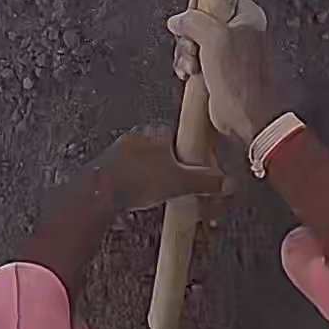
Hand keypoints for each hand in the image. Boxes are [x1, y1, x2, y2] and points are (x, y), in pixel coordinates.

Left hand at [91, 125, 226, 211]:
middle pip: (161, 148)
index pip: (179, 136)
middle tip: (177, 184)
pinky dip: (136, 183)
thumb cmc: (137, 180)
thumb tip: (227, 182)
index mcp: (156, 132)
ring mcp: (121, 150)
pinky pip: (128, 172)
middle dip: (171, 166)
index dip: (188, 152)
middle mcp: (138, 136)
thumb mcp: (180, 182)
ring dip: (152, 175)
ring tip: (158, 193)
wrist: (101, 192)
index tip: (194, 164)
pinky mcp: (109, 166)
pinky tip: (140, 196)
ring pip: (144, 160)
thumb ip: (205, 182)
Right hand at [167, 0, 280, 144]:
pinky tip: (189, 73)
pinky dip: (187, 64)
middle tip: (193, 47)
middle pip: (199, 18)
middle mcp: (238, 29)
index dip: (200, 5)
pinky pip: (194, 57)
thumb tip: (177, 20)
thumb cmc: (240, 79)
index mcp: (246, 15)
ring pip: (193, 39)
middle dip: (188, 35)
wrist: (246, 116)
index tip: (193, 18)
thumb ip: (193, 21)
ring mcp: (227, 49)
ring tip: (192, 66)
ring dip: (186, 52)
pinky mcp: (218, 67)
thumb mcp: (213, 38)